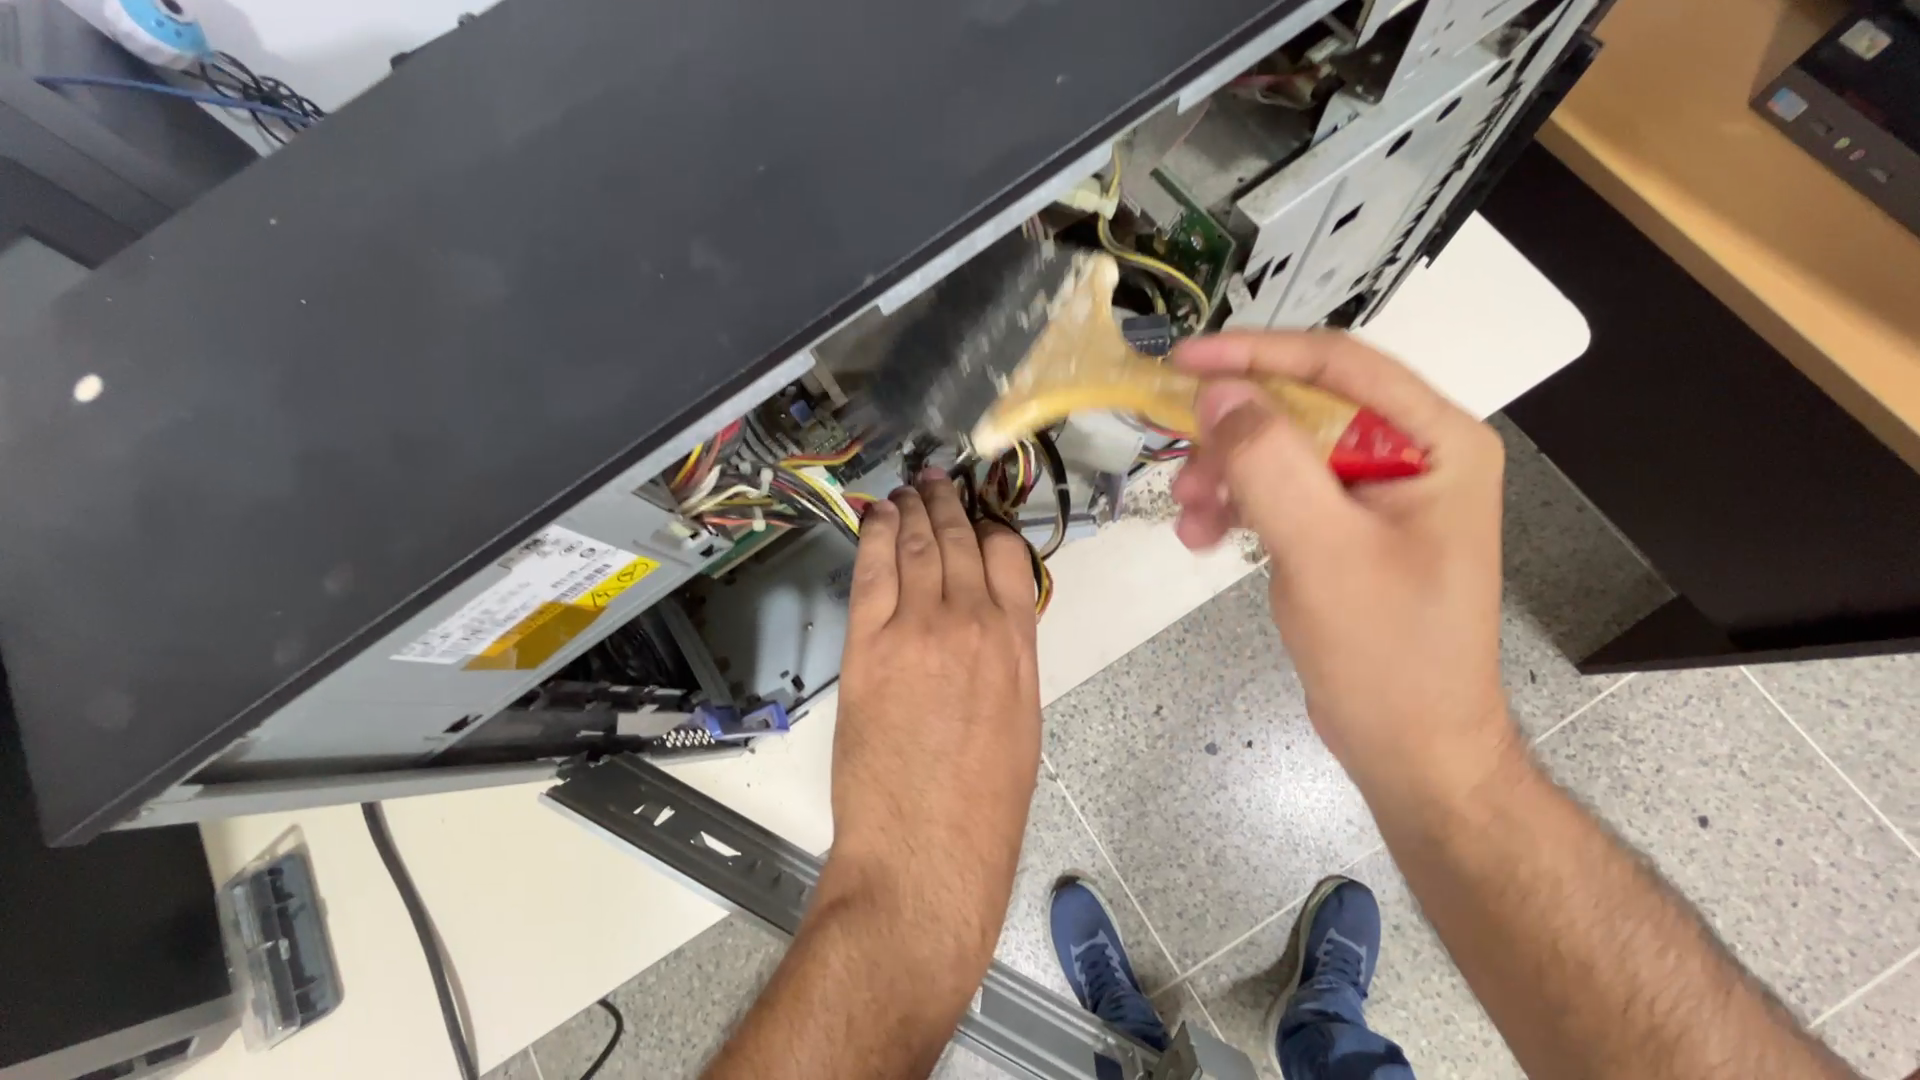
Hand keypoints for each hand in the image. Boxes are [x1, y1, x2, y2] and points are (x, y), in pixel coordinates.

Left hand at [823, 471, 1042, 958]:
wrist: (927, 852)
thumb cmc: (983, 805)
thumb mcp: (1020, 721)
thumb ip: (1007, 658)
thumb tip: (987, 621)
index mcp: (1018, 643)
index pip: (1007, 554)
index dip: (990, 527)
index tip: (976, 518)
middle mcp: (972, 621)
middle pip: (959, 539)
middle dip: (947, 504)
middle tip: (937, 484)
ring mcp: (918, 628)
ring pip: (918, 544)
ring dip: (912, 510)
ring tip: (908, 490)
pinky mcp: (869, 645)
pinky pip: (873, 570)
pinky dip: (876, 536)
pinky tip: (877, 516)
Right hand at [1169, 330, 1518, 796]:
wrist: (1410, 745)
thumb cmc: (1387, 653)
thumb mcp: (1323, 551)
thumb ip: (1269, 463)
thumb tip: (1217, 393)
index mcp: (1435, 440)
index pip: (1339, 365)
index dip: (1256, 354)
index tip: (1182, 360)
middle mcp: (1409, 453)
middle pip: (1302, 408)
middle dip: (1232, 434)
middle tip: (1177, 461)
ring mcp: (1373, 493)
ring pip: (1279, 451)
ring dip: (1225, 475)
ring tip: (1189, 517)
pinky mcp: (1342, 528)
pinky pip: (1278, 493)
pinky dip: (1236, 507)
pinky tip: (1204, 536)